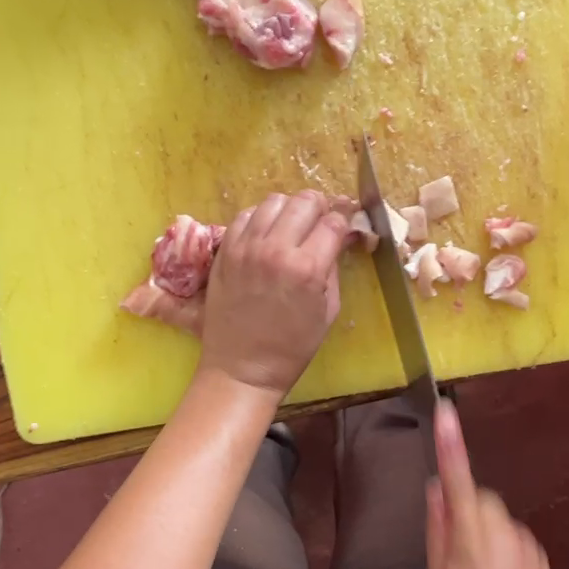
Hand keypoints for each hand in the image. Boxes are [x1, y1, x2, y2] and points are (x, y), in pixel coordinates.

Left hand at [199, 191, 346, 396]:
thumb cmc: (292, 347)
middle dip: (318, 209)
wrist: (243, 367)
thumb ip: (333, 268)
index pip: (333, 222)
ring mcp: (247, 247)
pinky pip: (246, 215)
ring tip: (290, 228)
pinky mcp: (226, 250)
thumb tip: (338, 239)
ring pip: (274, 201)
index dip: (342, 224)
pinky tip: (265, 236)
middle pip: (305, 201)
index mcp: (307, 268)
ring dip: (289, 210)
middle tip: (318, 225)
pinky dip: (261, 219)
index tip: (341, 232)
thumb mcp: (328, 310)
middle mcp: (276, 249)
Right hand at [426, 399, 568, 568]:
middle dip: (467, 513)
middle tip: (455, 557)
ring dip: (484, 533)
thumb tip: (435, 488)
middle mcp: (502, 530)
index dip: (451, 445)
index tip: (446, 411)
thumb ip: (436, 530)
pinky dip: (501, 549)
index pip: (458, 480)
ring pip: (495, 517)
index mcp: (471, 538)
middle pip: (479, 498)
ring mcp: (525, 541)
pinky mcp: (539, 553)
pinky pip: (511, 536)